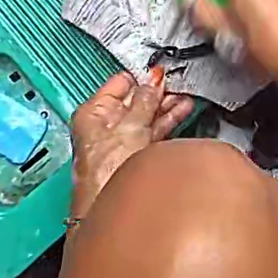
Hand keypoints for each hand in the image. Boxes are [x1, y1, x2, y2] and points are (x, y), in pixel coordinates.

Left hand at [70, 70, 191, 215]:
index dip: (141, 76)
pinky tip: (181, 113)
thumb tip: (152, 81)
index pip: (120, 83)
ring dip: (166, 107)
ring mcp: (121, 143)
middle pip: (135, 101)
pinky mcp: (136, 158)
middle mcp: (104, 128)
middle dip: (157, 92)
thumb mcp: (131, 125)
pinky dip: (168, 123)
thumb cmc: (105, 172)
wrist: (113, 207)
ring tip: (184, 98)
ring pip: (147, 117)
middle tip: (174, 83)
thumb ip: (144, 99)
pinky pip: (154, 133)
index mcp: (92, 114)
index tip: (159, 71)